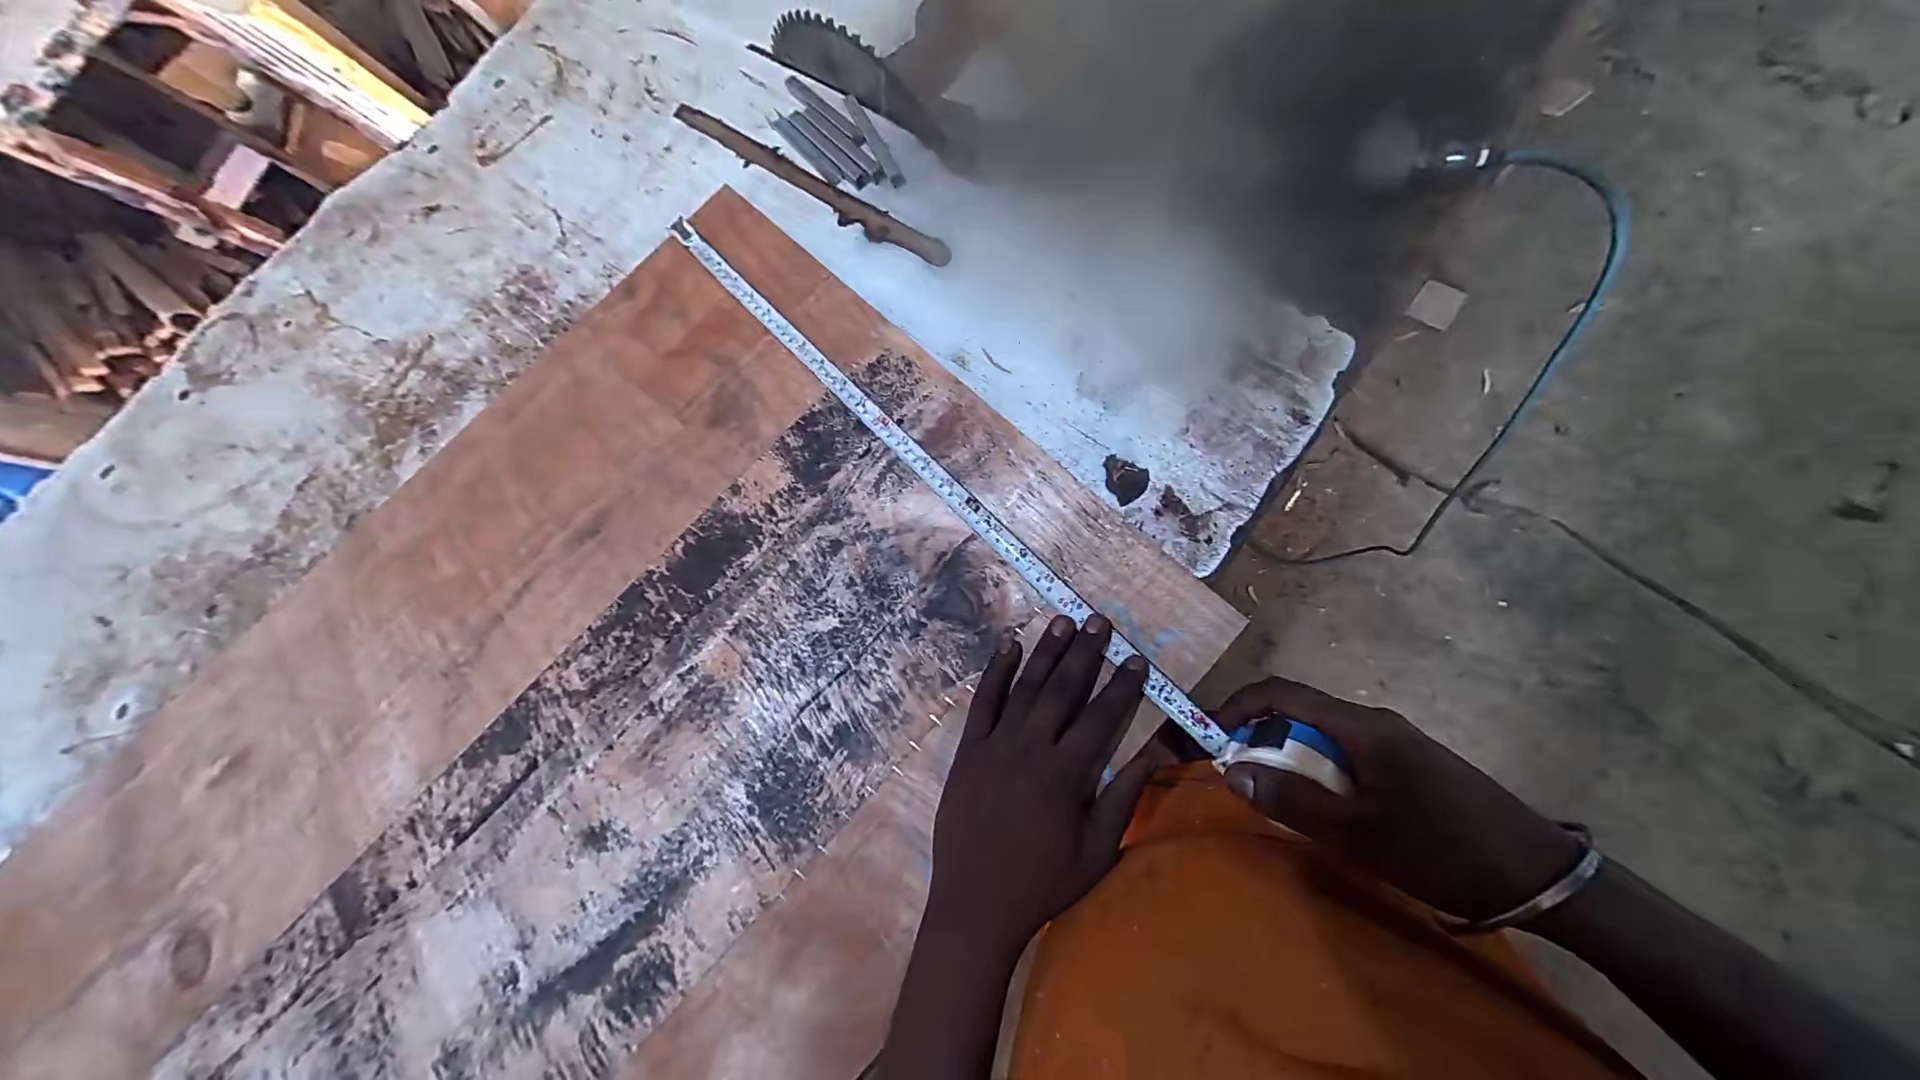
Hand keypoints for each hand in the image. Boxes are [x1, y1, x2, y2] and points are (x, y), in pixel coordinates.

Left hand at [924, 613, 1155, 950]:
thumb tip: (1158, 752)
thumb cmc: (1044, 881)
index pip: (1102, 716)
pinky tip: (1009, 647)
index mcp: (1067, 773)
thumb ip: (1125, 795)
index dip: (1122, 686)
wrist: (976, 904)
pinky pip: (983, 702)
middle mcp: (1031, 747)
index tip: (1136, 659)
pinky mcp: (968, 749)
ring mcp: (995, 744)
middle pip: (1064, 690)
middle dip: (1085, 653)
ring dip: (1046, 652)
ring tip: (1063, 622)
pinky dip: (996, 672)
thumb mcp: (1097, 848)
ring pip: (1026, 687)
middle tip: (1099, 621)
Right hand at [1218, 676, 1581, 921]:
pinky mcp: (1411, 762)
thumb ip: (1290, 800)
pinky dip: (1321, 770)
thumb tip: (1231, 773)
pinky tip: (1331, 809)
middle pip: (1300, 712)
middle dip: (1262, 738)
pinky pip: (1348, 753)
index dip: (1238, 706)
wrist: (1544, 879)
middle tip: (1246, 779)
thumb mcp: (1356, 834)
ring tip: (1284, 800)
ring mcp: (1396, 741)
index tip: (1212, 735)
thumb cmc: (1441, 849)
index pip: (1281, 693)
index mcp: (1360, 727)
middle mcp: (1375, 721)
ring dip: (1292, 758)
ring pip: (1323, 735)